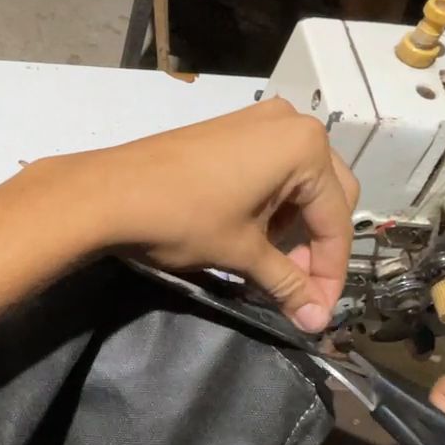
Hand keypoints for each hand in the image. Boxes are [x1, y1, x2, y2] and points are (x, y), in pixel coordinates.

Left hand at [72, 99, 360, 332]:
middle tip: (296, 291)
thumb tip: (316, 321)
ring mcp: (257, 122)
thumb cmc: (182, 220)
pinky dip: (268, 209)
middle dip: (313, 249)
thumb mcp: (241, 254)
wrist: (109, 193)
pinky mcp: (229, 131)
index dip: (330, 273)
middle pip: (324, 196)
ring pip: (296, 185)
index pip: (335, 219)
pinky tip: (250, 238)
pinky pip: (268, 172)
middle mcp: (290, 123)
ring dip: (290, 230)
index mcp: (305, 147)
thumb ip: (286, 284)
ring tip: (269, 269)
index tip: (319, 311)